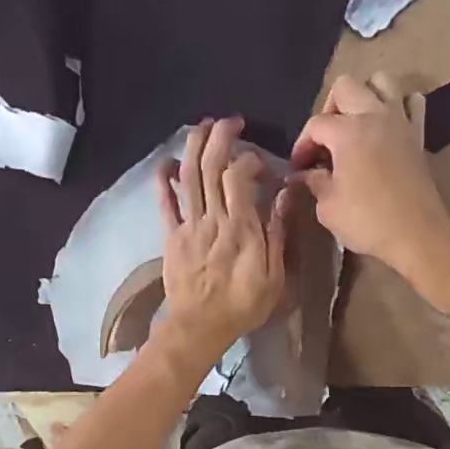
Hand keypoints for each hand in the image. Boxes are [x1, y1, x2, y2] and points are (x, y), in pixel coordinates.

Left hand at [153, 117, 287, 368]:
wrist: (199, 327)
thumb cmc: (242, 305)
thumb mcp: (274, 274)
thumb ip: (277, 231)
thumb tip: (285, 192)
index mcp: (241, 227)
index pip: (239, 176)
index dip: (248, 159)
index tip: (260, 162)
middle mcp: (213, 219)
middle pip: (211, 168)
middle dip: (219, 138)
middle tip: (229, 121)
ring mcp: (188, 227)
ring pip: (189, 178)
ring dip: (193, 148)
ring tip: (200, 127)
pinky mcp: (171, 238)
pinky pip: (165, 205)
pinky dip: (164, 181)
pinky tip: (166, 163)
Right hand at [291, 73, 449, 276]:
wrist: (415, 233)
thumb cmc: (366, 220)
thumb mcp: (328, 206)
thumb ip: (314, 182)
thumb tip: (305, 174)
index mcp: (348, 132)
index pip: (316, 124)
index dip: (301, 145)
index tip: (299, 168)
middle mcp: (375, 116)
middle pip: (346, 87)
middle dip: (328, 109)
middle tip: (325, 140)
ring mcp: (401, 121)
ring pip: (382, 82)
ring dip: (364, 97)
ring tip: (354, 126)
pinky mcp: (418, 134)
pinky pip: (412, 103)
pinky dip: (398, 107)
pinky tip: (387, 128)